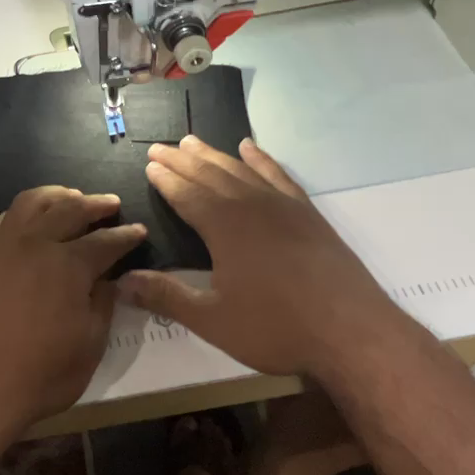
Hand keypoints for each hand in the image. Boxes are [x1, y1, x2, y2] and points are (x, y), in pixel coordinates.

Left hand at [0, 187, 146, 440]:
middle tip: (111, 204)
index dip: (126, 235)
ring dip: (58, 195)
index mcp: (69, 264)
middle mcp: (37, 243)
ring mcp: (4, 245)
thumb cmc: (41, 374)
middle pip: (71, 208)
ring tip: (73, 198)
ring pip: (33, 201)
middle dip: (95, 205)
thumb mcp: (90, 346)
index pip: (106, 240)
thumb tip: (110, 279)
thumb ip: (103, 304)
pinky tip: (33, 219)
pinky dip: (26, 210)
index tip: (139, 230)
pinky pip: (6, 217)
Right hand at [118, 136, 388, 376]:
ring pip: (241, 170)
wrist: (352, 331)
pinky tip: (251, 149)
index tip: (149, 165)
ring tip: (193, 142)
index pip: (187, 194)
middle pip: (210, 175)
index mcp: (224, 227)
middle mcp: (251, 206)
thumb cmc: (276, 327)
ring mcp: (284, 207)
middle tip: (160, 147)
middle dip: (183, 161)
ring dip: (215, 155)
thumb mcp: (212, 319)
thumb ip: (166, 297)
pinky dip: (262, 160)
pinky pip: (278, 176)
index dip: (166, 180)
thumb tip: (122, 282)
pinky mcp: (308, 214)